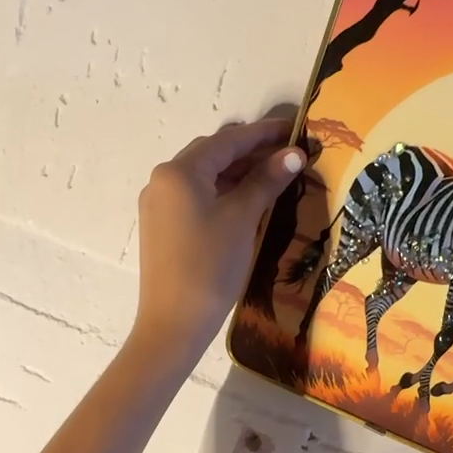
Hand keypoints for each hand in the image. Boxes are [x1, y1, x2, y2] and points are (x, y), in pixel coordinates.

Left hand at [133, 119, 304, 355]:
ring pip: (204, 178)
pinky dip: (221, 195)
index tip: (294, 128)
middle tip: (287, 156)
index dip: (264, 134)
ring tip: (273, 178)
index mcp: (179, 171)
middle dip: (250, 153)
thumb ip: (266, 181)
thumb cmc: (210, 267)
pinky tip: (246, 202)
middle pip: (213, 155)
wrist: (174, 324)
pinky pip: (195, 199)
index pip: (228, 141)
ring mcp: (158, 206)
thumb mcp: (242, 219)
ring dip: (237, 174)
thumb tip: (293, 154)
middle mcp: (162, 181)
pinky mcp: (161, 229)